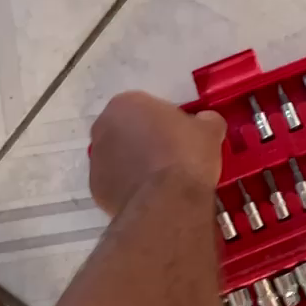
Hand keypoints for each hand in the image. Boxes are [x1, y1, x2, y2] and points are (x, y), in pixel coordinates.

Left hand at [89, 92, 225, 217]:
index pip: (145, 106)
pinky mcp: (96, 189)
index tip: (179, 136)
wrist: (168, 202)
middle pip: (126, 131)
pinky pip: (116, 184)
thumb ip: (205, 120)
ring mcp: (95, 160)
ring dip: (133, 165)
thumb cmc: (186, 156)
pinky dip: (129, 188)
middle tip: (169, 157)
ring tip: (160, 181)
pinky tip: (149, 197)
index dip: (164, 122)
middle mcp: (102, 127)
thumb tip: (206, 122)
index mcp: (126, 103)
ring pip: (118, 158)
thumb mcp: (209, 130)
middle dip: (143, 141)